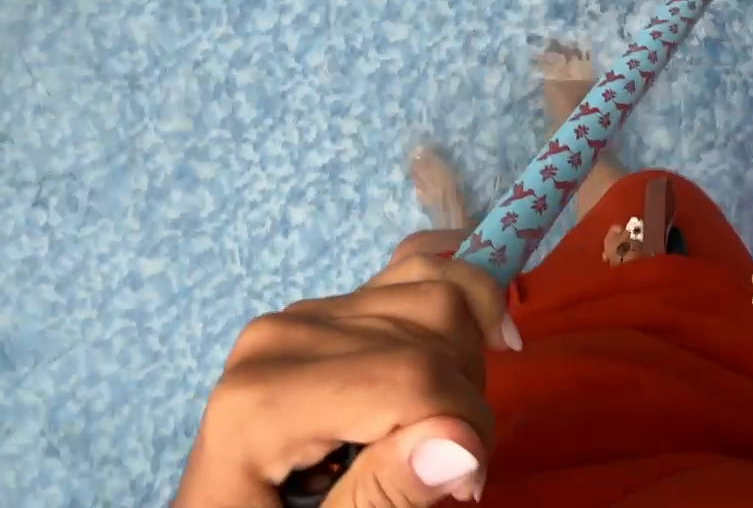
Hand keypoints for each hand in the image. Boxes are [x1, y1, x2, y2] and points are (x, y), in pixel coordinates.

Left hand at [173, 251, 519, 507]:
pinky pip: (411, 267)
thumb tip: (464, 443)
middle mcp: (283, 335)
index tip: (474, 486)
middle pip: (430, 322)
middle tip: (461, 463)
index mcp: (264, 402)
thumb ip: (384, 494)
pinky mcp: (327, 306)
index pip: (408, 377)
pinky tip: (488, 320)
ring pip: (434, 287)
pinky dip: (459, 285)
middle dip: (469, 389)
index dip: (465, 422)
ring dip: (469, 348)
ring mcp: (305, 313)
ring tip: (454, 416)